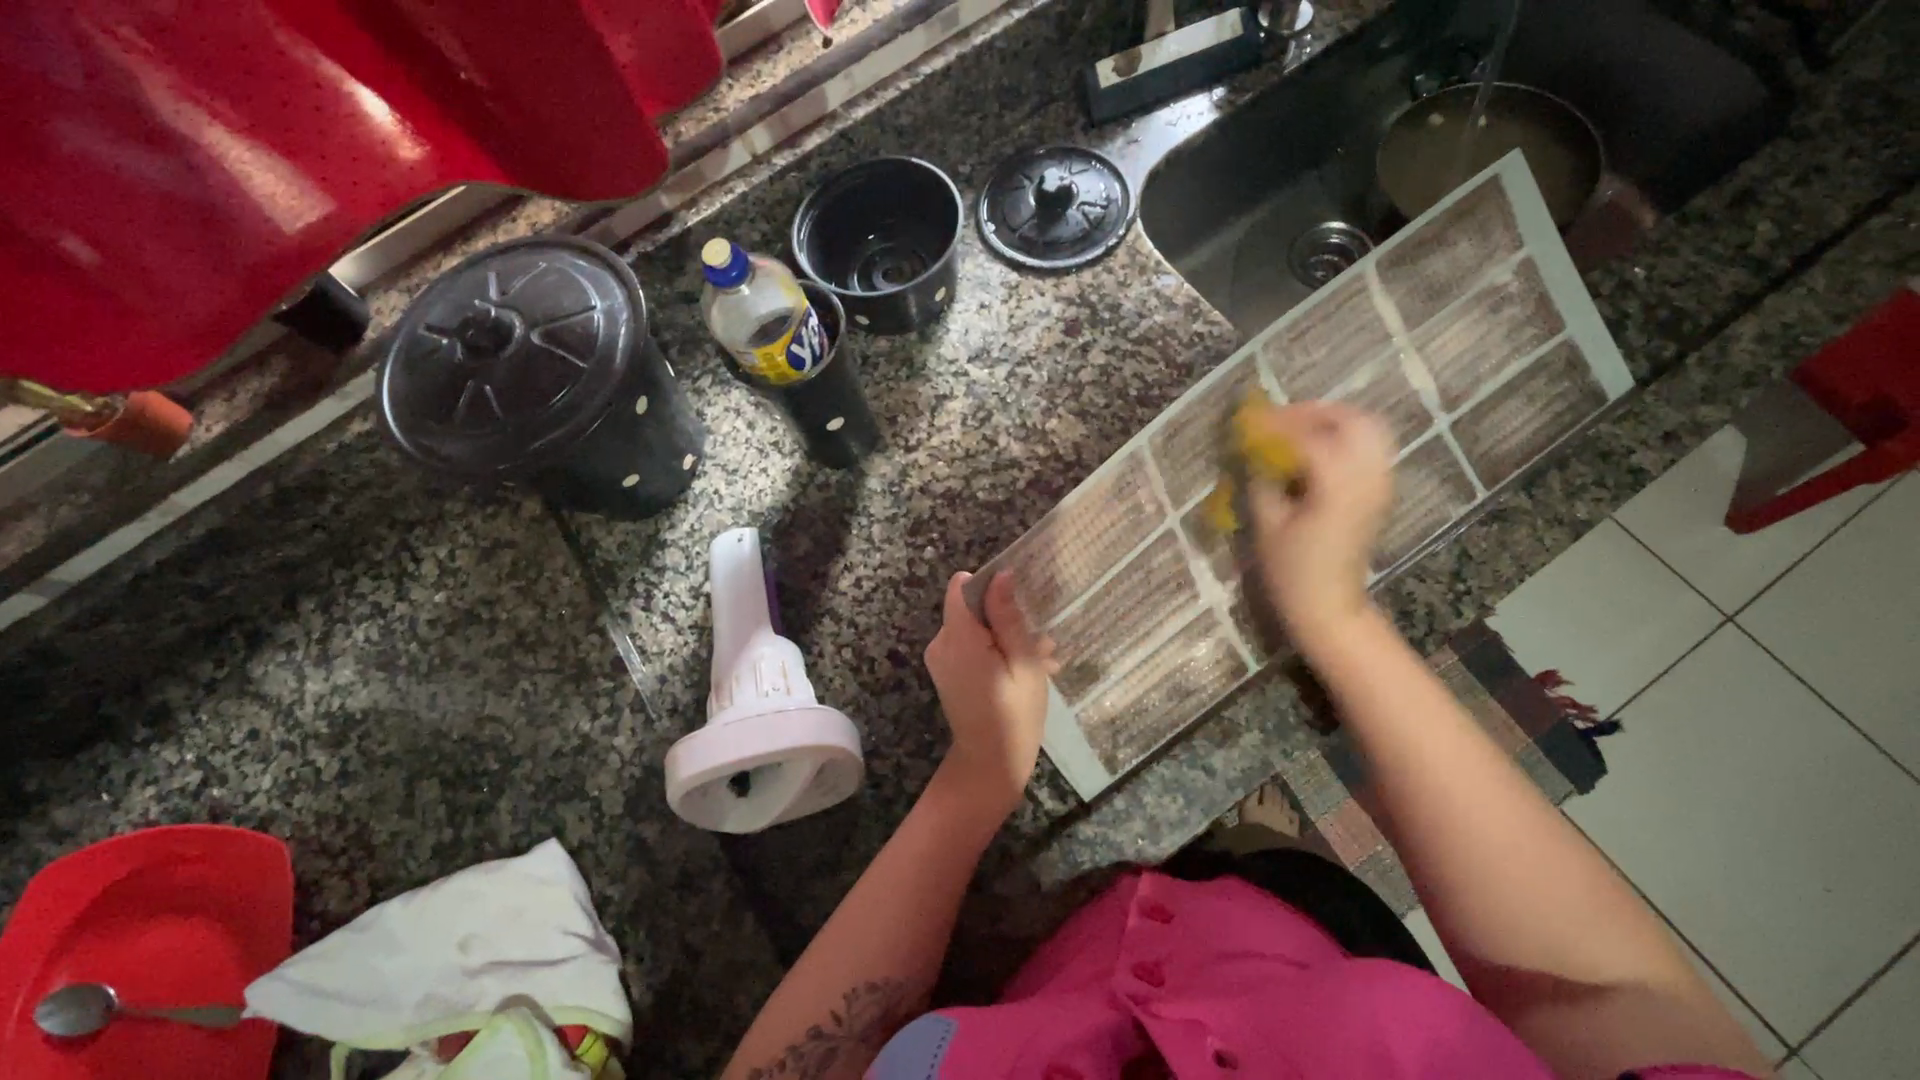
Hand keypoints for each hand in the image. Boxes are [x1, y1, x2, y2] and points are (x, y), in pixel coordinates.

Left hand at [923, 571, 1057, 814]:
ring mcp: (941, 659)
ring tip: (1043, 661)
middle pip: (971, 609)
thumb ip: (1008, 617)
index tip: (1018, 600)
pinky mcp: (947, 672)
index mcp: (958, 637)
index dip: (990, 585)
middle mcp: (941, 643)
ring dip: (1007, 639)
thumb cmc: (1015, 714)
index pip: (962, 587)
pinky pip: (970, 648)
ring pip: (975, 630)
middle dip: (1006, 619)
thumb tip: (1001, 575)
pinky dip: (995, 653)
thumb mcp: (1024, 662)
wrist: (991, 765)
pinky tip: (1026, 672)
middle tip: (1042, 643)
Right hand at [1245, 401, 1395, 647]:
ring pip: (1368, 429)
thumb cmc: (1291, 572)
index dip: (1277, 424)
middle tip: (1281, 420)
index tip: (1249, 422)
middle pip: (1351, 420)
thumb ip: (1262, 478)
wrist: (1329, 607)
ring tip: (1298, 431)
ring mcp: (1380, 483)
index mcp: (1337, 485)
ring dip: (1333, 421)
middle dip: (1314, 412)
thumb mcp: (1265, 524)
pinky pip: (1370, 448)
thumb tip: (1254, 449)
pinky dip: (1345, 439)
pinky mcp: (1380, 492)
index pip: (1308, 436)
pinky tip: (1316, 453)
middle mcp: (1367, 477)